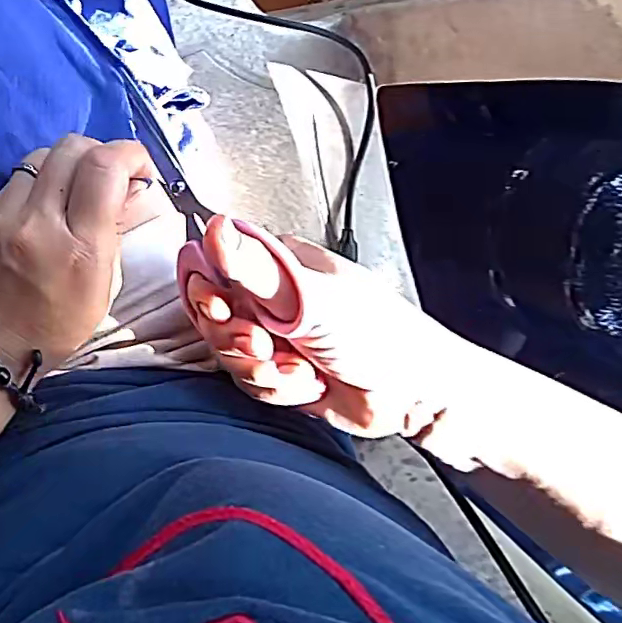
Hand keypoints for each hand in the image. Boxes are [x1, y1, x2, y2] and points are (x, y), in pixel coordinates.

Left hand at [0, 136, 154, 371]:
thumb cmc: (59, 325)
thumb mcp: (105, 285)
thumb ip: (117, 228)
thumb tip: (132, 185)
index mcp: (80, 249)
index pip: (105, 168)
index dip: (131, 155)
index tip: (141, 170)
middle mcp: (39, 223)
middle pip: (74, 148)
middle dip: (103, 151)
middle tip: (112, 176)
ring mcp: (6, 215)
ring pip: (45, 153)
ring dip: (71, 161)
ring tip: (80, 186)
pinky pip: (22, 174)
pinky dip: (45, 176)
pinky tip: (51, 199)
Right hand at [177, 215, 466, 437]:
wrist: (415, 393)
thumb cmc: (380, 335)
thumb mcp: (310, 296)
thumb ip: (255, 266)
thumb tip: (217, 229)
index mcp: (274, 263)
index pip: (210, 266)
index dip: (206, 292)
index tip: (222, 309)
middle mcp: (269, 295)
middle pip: (213, 315)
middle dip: (233, 338)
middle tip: (260, 343)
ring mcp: (272, 333)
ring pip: (228, 352)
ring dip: (257, 367)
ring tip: (291, 366)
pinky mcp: (278, 369)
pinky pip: (249, 381)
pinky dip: (276, 388)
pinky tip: (305, 381)